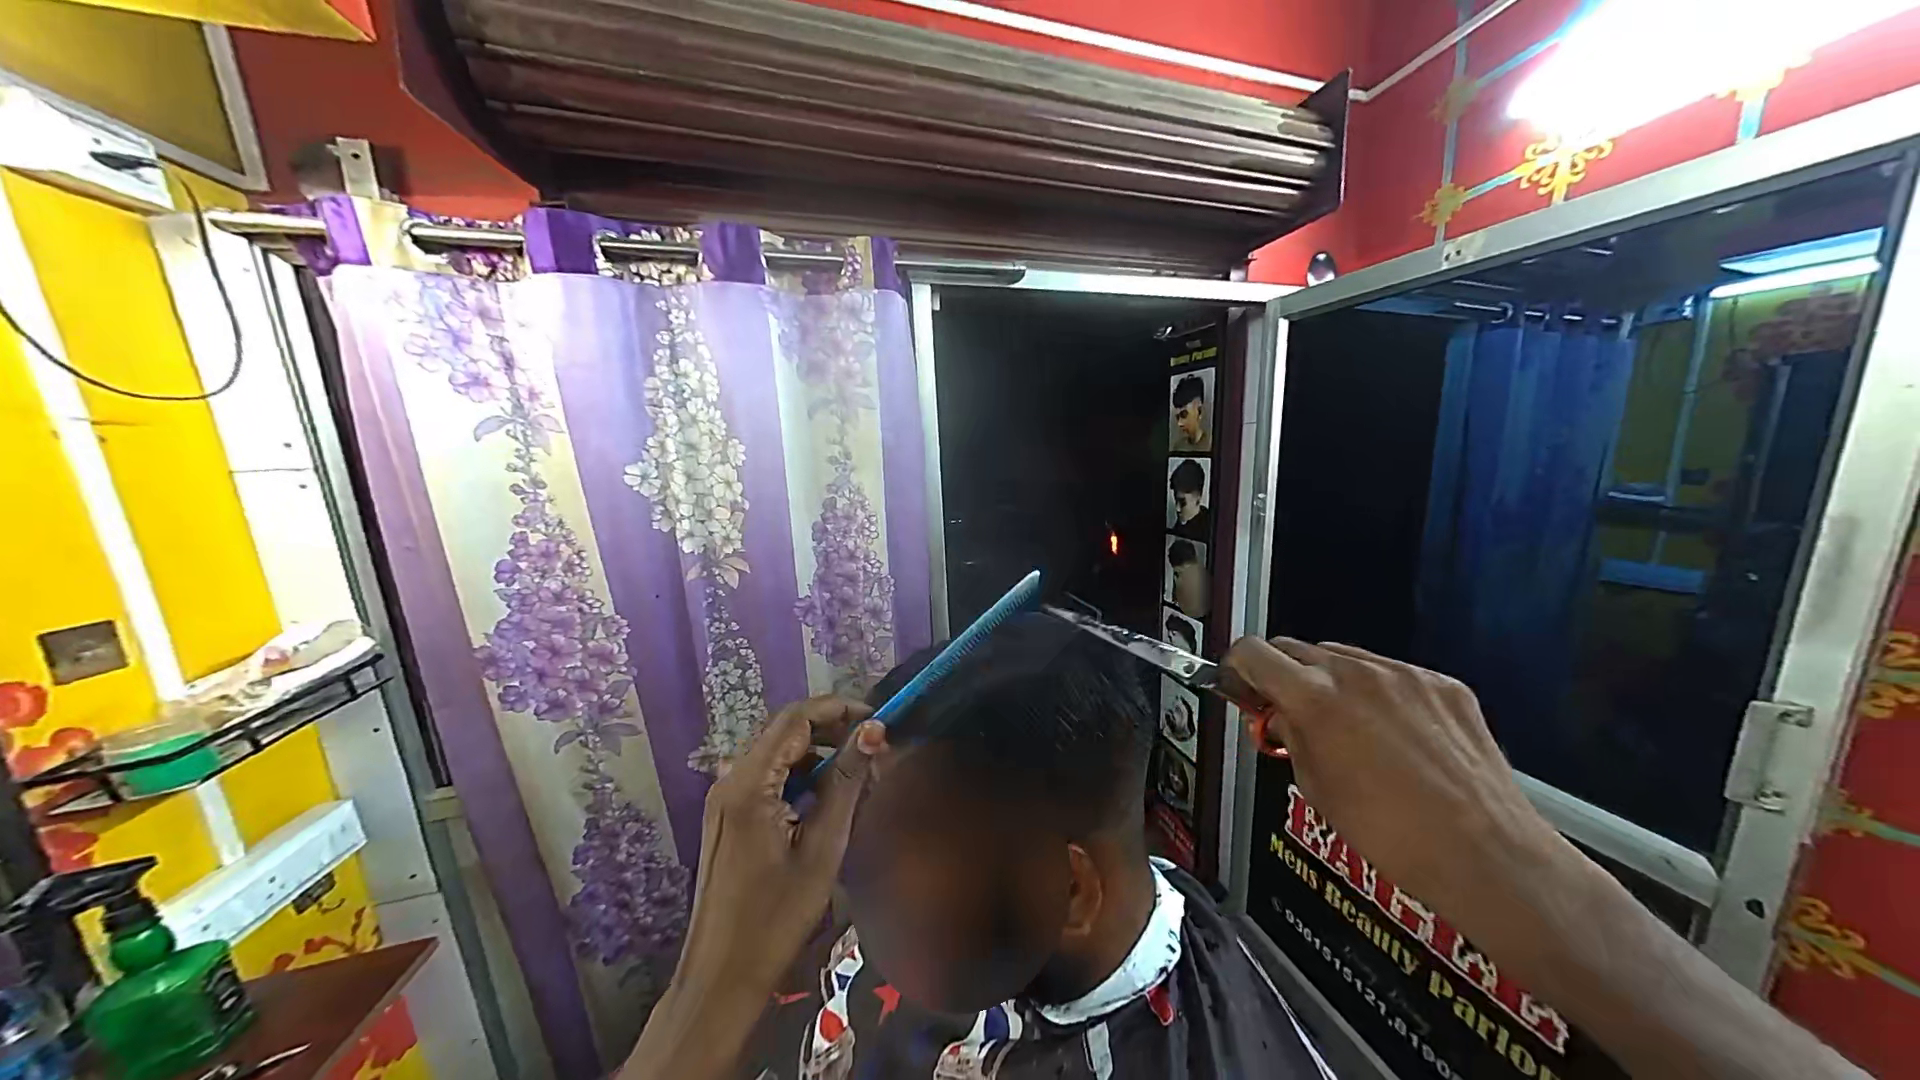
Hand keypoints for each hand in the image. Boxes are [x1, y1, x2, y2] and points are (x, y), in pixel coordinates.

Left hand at [622, 697, 884, 1079]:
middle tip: (872, 748)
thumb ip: (847, 781)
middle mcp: (729, 779)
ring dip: (817, 752)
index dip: (839, 710)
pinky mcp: (726, 815)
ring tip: (857, 773)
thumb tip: (874, 730)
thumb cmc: (777, 916)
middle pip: (784, 729)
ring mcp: (724, 797)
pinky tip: (825, 797)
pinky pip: (766, 775)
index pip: (796, 718)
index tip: (878, 721)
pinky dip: (799, 774)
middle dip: (831, 729)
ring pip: (777, 751)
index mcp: (749, 783)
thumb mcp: (823, 846)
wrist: (721, 976)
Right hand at [1220, 636, 1561, 921]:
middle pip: (1293, 648)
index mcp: (1314, 699)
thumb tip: (1278, 717)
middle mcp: (1356, 674)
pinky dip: (1377, 691)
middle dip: (1281, 675)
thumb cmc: (1396, 834)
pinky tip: (1389, 733)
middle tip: (1285, 710)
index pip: (1252, 652)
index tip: (1240, 683)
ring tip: (1342, 725)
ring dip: (1327, 680)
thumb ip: (1288, 736)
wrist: (1485, 854)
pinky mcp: (1441, 685)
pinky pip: (1390, 672)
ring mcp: (1403, 675)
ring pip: (1341, 657)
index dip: (1237, 667)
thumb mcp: (1314, 785)